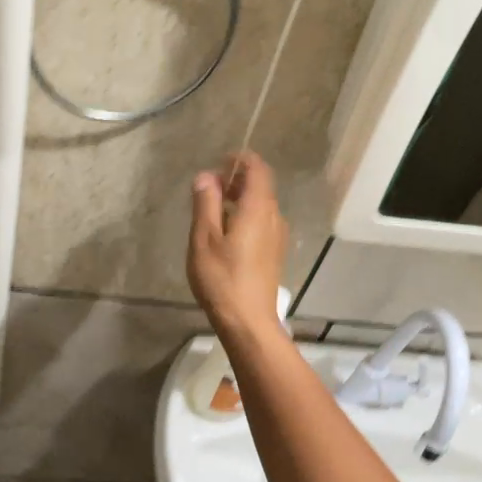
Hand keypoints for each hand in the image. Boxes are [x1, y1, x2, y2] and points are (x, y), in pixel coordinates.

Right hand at [187, 151, 288, 339]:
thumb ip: (206, 203)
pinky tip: (226, 235)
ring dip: (240, 200)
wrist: (248, 321)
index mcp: (258, 208)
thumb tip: (206, 176)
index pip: (257, 168)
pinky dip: (246, 217)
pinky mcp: (275, 253)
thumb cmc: (221, 278)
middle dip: (237, 180)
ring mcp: (278, 236)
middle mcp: (274, 216)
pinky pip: (262, 222)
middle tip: (210, 188)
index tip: (219, 163)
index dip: (240, 160)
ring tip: (213, 212)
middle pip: (261, 186)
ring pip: (261, 206)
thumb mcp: (204, 238)